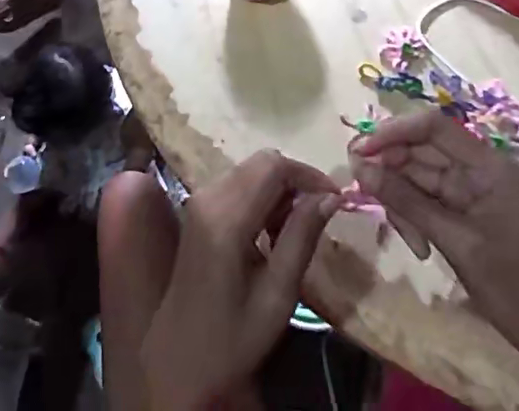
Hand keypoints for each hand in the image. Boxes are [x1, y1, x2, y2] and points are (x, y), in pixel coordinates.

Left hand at [143, 151, 340, 410]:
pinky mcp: (199, 206)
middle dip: (296, 181)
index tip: (337, 199)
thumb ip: (302, 237)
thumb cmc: (234, 336)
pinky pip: (239, 182)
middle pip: (262, 162)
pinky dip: (262, 195)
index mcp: (226, 218)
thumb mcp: (278, 294)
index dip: (309, 175)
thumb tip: (331, 198)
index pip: (274, 167)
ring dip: (279, 189)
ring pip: (251, 169)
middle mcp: (208, 196)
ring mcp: (199, 198)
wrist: (181, 357)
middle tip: (317, 217)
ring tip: (293, 231)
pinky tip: (270, 231)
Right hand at [349, 111, 518, 365]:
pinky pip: (432, 199)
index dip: (393, 132)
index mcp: (489, 165)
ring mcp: (477, 190)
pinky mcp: (471, 210)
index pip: (433, 127)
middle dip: (391, 169)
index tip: (360, 150)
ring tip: (407, 239)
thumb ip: (405, 201)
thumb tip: (360, 167)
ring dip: (403, 200)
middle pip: (423, 151)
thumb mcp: (455, 242)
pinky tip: (418, 244)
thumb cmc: (514, 287)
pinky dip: (417, 215)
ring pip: (422, 177)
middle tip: (360, 187)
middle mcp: (482, 168)